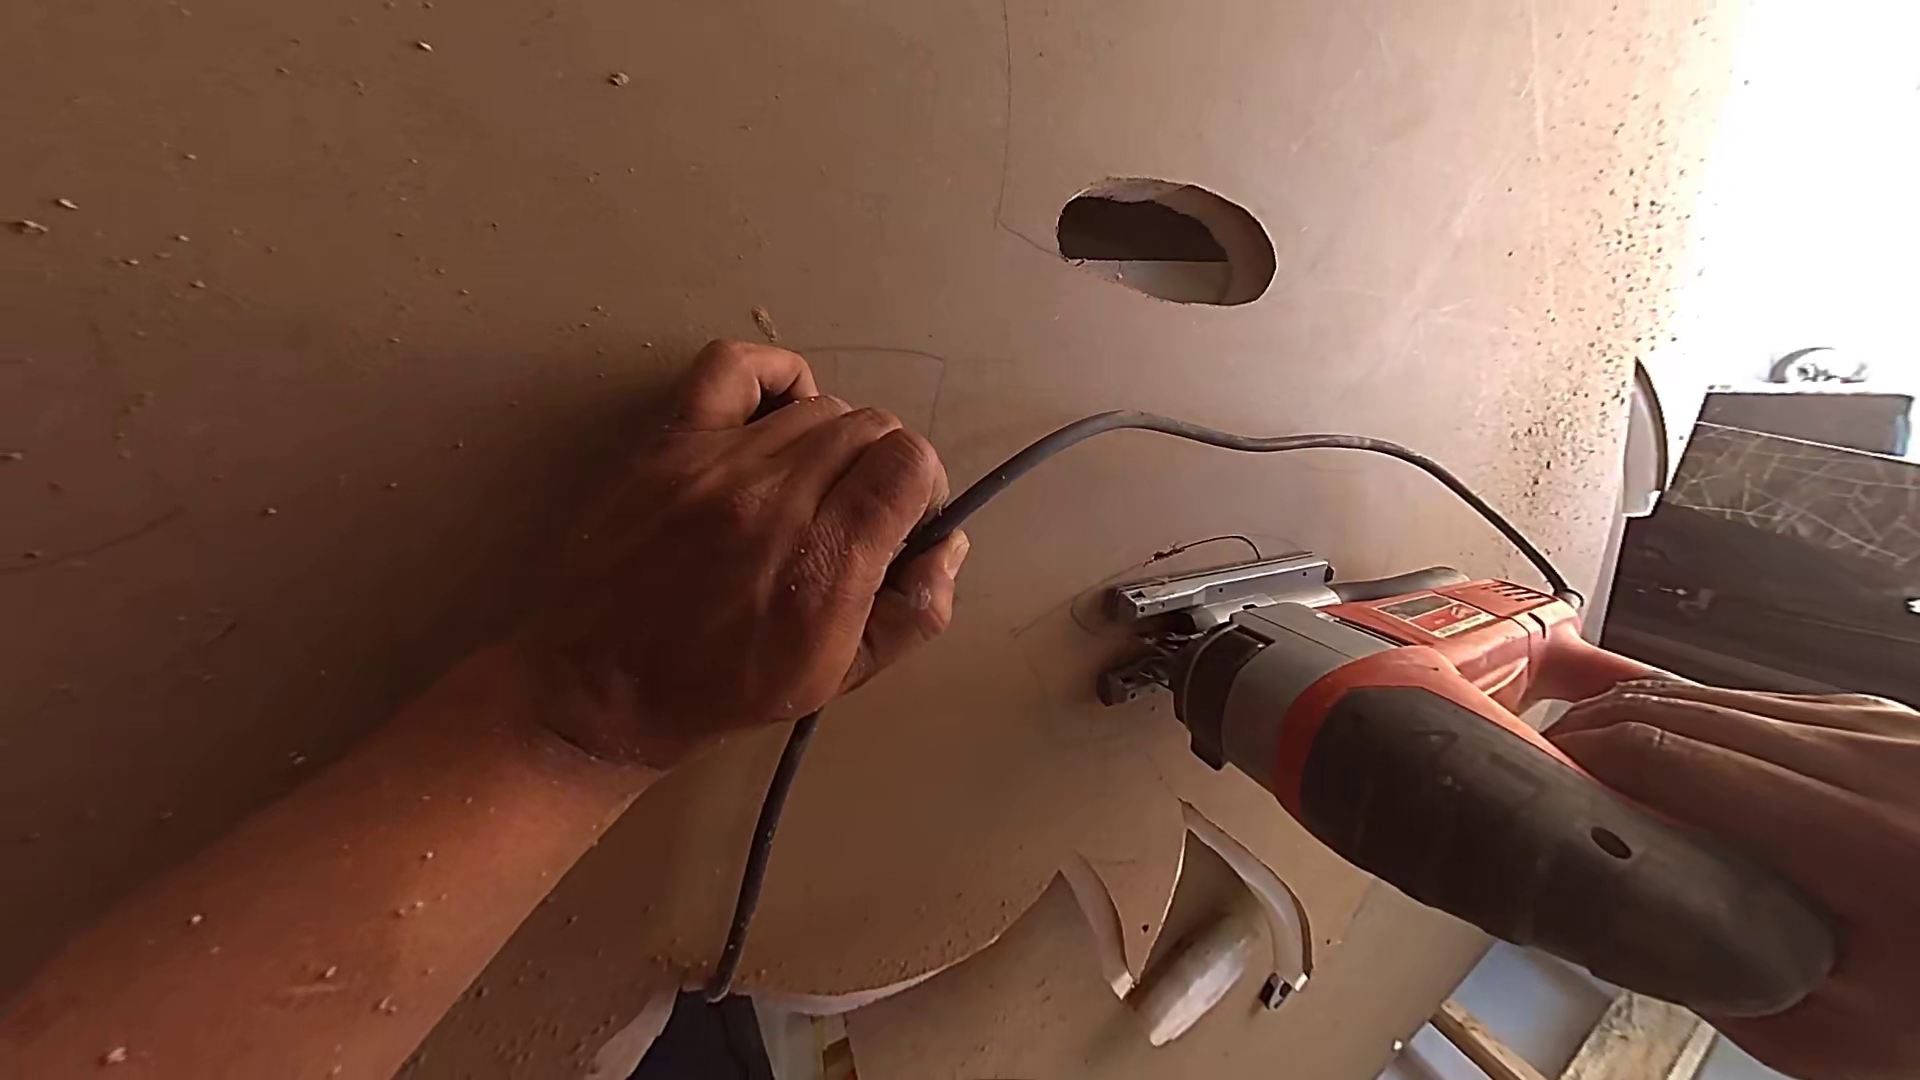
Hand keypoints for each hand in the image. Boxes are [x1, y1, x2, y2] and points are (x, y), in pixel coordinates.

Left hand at [523, 340, 968, 767]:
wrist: (602, 686)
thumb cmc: (731, 688)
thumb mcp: (844, 676)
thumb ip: (917, 612)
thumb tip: (948, 541)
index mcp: (827, 565)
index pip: (909, 462)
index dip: (924, 486)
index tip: (905, 520)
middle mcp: (777, 501)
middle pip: (874, 427)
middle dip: (887, 466)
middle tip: (861, 511)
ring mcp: (718, 463)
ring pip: (823, 405)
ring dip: (840, 441)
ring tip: (818, 484)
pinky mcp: (671, 442)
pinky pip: (738, 364)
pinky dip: (779, 378)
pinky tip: (784, 419)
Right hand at [1549, 681, 1919, 1079]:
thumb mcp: (1874, 1035)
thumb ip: (1740, 1001)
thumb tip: (1630, 951)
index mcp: (1858, 829)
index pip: (1655, 750)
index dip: (1576, 751)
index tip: (1541, 771)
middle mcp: (1867, 759)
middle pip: (1660, 709)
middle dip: (1583, 726)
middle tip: (1548, 757)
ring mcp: (1877, 728)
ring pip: (1693, 693)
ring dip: (1621, 713)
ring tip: (1588, 745)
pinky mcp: (1880, 717)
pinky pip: (1740, 697)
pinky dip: (1677, 712)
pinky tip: (1659, 741)